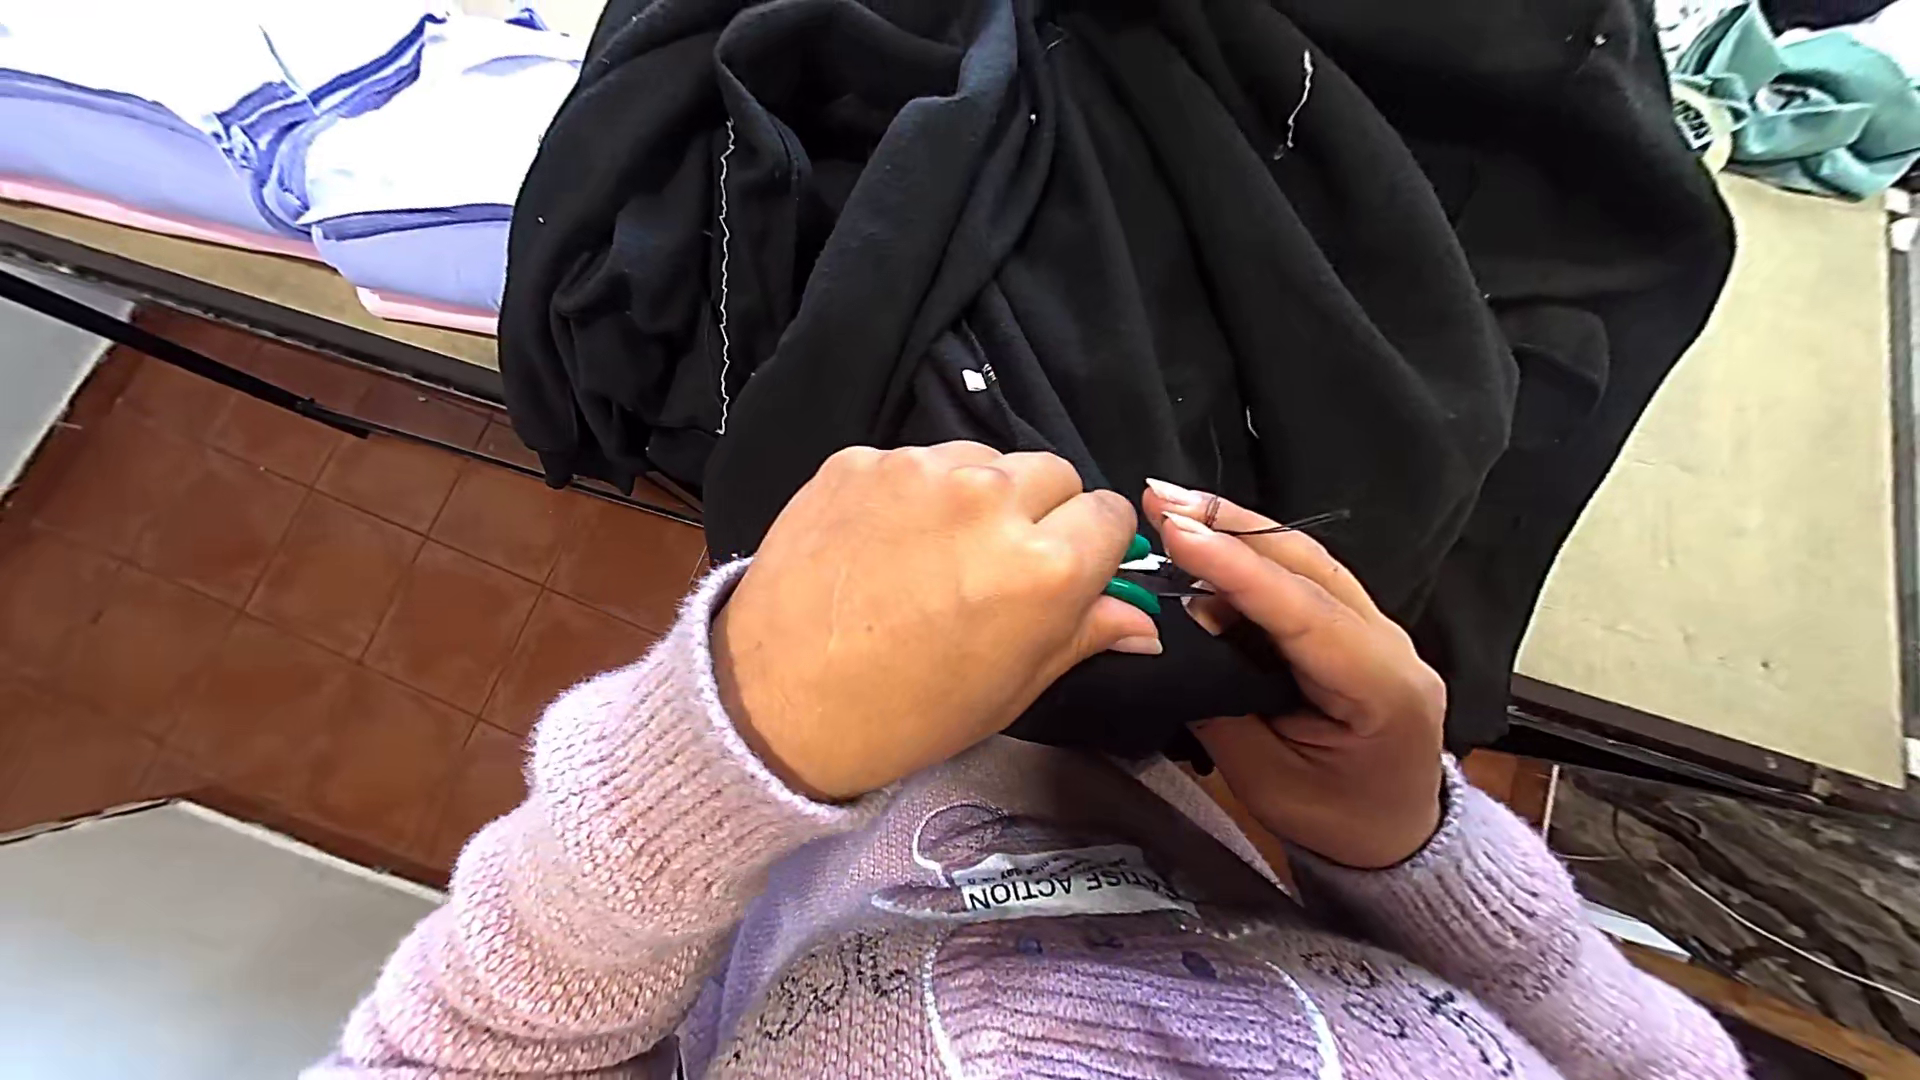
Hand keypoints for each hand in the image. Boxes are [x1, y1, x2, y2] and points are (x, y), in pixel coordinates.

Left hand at [713, 443, 1159, 800]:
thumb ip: (1083, 635)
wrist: (775, 704)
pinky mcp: (860, 458)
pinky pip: (917, 461)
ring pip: (986, 459)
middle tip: (998, 558)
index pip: (1110, 513)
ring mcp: (917, 470)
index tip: (1071, 564)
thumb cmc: (907, 713)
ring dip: (980, 494)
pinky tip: (884, 536)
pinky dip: (916, 491)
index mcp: (1042, 566)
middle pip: (1054, 472)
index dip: (1095, 543)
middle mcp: (989, 499)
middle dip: (1043, 511)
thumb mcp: (1010, 688)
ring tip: (936, 545)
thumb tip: (1143, 619)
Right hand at [1143, 480, 1445, 868]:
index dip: (1236, 568)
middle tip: (1160, 497)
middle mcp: (1388, 641)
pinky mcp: (1348, 620)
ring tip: (1171, 505)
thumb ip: (1222, 697)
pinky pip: (1295, 571)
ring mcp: (1373, 624)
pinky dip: (1243, 548)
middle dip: (1229, 523)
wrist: (1391, 833)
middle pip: (1306, 562)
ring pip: (1301, 556)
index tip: (1175, 532)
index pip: (1302, 612)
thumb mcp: (1264, 775)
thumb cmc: (1332, 815)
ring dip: (1233, 525)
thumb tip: (1181, 629)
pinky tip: (1202, 537)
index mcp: (1382, 689)